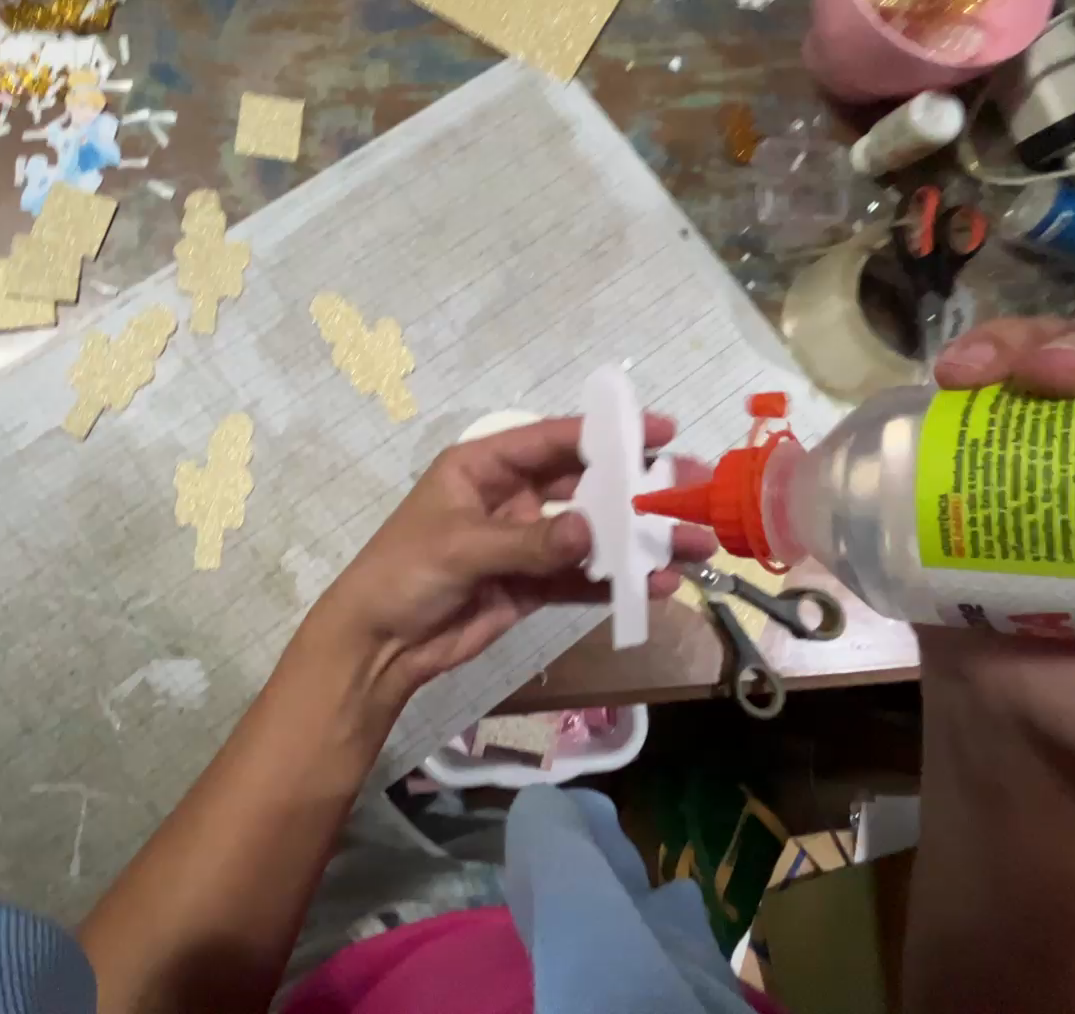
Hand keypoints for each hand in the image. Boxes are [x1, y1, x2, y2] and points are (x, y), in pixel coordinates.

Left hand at [301, 413, 714, 702]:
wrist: (380, 643)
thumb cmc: (404, 573)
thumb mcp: (459, 547)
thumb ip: (526, 540)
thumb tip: (591, 531)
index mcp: (483, 467)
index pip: (551, 441)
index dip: (604, 433)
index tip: (658, 432)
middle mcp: (509, 498)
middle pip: (582, 486)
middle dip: (635, 489)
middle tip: (691, 490)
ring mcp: (523, 543)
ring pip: (590, 535)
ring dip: (637, 541)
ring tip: (694, 547)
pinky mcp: (531, 585)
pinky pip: (580, 578)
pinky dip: (614, 582)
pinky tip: (655, 586)